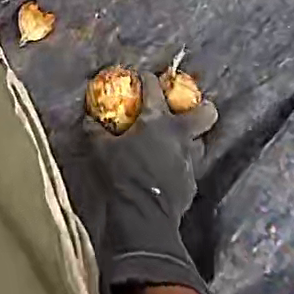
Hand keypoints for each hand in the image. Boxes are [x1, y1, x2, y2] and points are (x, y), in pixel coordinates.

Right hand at [84, 72, 217, 293]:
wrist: (143, 216)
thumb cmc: (122, 175)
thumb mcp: (101, 149)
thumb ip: (96, 131)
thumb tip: (88, 118)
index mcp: (157, 120)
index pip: (155, 87)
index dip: (148, 78)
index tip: (142, 76)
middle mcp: (179, 135)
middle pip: (206, 113)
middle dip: (204, 108)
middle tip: (194, 107)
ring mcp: (190, 160)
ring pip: (201, 143)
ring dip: (193, 140)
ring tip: (179, 142)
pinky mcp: (192, 183)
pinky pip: (191, 168)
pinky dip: (182, 165)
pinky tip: (170, 170)